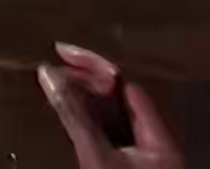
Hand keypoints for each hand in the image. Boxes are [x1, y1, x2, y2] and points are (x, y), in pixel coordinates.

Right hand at [39, 44, 182, 168]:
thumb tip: (48, 73)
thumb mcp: (97, 157)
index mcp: (161, 140)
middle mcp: (158, 144)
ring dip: (83, 98)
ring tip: (56, 91)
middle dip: (85, 81)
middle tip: (54, 73)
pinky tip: (69, 115)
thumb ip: (73, 114)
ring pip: (112, 113)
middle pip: (119, 97)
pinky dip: (86, 117)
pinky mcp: (131, 165)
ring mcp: (146, 157)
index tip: (61, 52)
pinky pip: (108, 130)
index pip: (126, 85)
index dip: (94, 65)